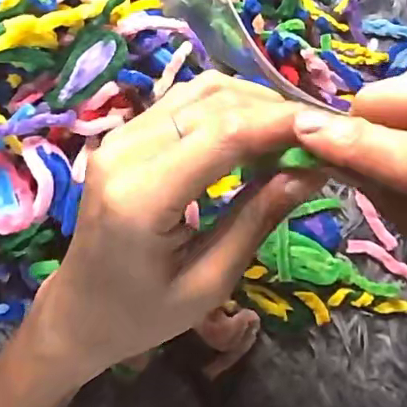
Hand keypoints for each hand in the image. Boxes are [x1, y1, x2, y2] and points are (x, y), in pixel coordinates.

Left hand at [19, 74, 321, 386]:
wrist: (76, 312)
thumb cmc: (140, 315)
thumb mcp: (208, 283)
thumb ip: (258, 219)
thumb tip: (311, 170)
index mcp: (141, 196)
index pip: (223, 135)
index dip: (280, 124)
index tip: (329, 129)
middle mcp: (124, 151)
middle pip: (213, 103)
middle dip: (273, 111)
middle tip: (318, 135)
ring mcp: (119, 136)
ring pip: (200, 92)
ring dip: (252, 102)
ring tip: (292, 132)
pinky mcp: (124, 134)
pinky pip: (184, 101)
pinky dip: (227, 106)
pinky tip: (254, 130)